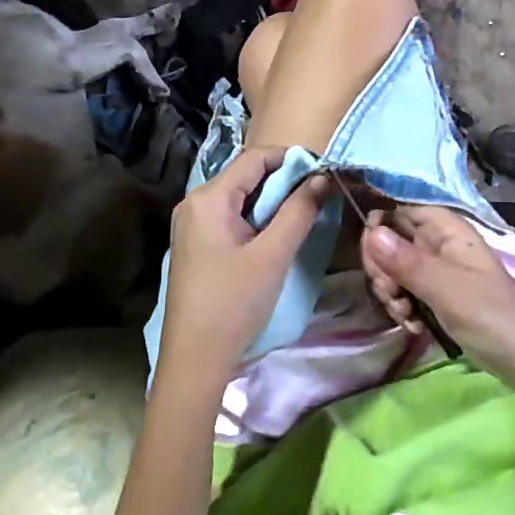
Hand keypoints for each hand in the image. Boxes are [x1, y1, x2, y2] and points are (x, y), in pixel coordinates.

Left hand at [160, 146, 328, 384]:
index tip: (323, 172)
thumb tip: (322, 177)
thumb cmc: (235, 302)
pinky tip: (273, 236)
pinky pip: (228, 216)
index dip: (291, 158)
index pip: (255, 158)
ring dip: (270, 201)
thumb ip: (299, 212)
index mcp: (209, 198)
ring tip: (300, 216)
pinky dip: (254, 218)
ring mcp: (190, 223)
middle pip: (245, 175)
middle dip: (282, 180)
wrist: (195, 356)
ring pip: (238, 197)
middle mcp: (194, 202)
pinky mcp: (194, 243)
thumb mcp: (273, 255)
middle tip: (316, 197)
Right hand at [360, 206, 514, 385]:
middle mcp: (439, 243)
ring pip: (393, 268)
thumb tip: (370, 232)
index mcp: (447, 229)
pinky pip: (405, 291)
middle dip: (382, 269)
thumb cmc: (493, 318)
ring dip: (391, 293)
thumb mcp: (446, 290)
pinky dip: (402, 308)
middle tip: (393, 294)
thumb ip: (407, 261)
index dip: (379, 229)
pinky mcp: (436, 295)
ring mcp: (437, 270)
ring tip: (406, 315)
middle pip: (390, 239)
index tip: (375, 261)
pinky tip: (413, 326)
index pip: (399, 209)